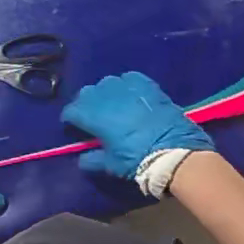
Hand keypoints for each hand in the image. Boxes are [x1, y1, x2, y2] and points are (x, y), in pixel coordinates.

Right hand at [61, 72, 213, 195]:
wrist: (174, 152)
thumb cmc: (137, 160)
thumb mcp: (111, 165)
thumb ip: (92, 160)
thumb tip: (82, 159)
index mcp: (93, 116)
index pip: (71, 111)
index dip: (69, 119)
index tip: (73, 127)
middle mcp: (106, 97)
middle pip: (86, 93)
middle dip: (85, 104)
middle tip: (92, 117)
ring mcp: (127, 89)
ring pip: (107, 83)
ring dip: (105, 93)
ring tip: (111, 104)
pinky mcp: (147, 86)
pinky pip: (130, 78)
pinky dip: (127, 84)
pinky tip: (130, 94)